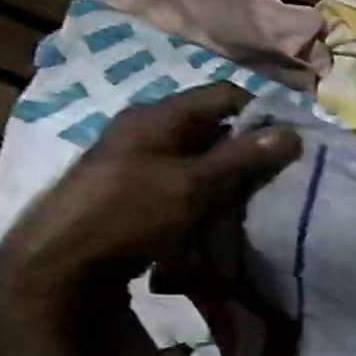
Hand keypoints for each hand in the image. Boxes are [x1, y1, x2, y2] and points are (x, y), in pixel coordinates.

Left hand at [0, 84, 300, 315]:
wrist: (62, 261)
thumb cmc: (131, 212)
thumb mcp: (196, 184)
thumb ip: (245, 156)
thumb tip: (293, 132)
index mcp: (158, 115)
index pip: (225, 94)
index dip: (262, 112)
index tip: (289, 142)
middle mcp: (146, 126)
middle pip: (215, 122)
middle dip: (250, 144)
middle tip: (278, 171)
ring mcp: (138, 155)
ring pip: (202, 150)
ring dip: (232, 168)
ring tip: (256, 193)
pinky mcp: (135, 182)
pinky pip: (186, 172)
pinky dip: (211, 185)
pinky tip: (222, 208)